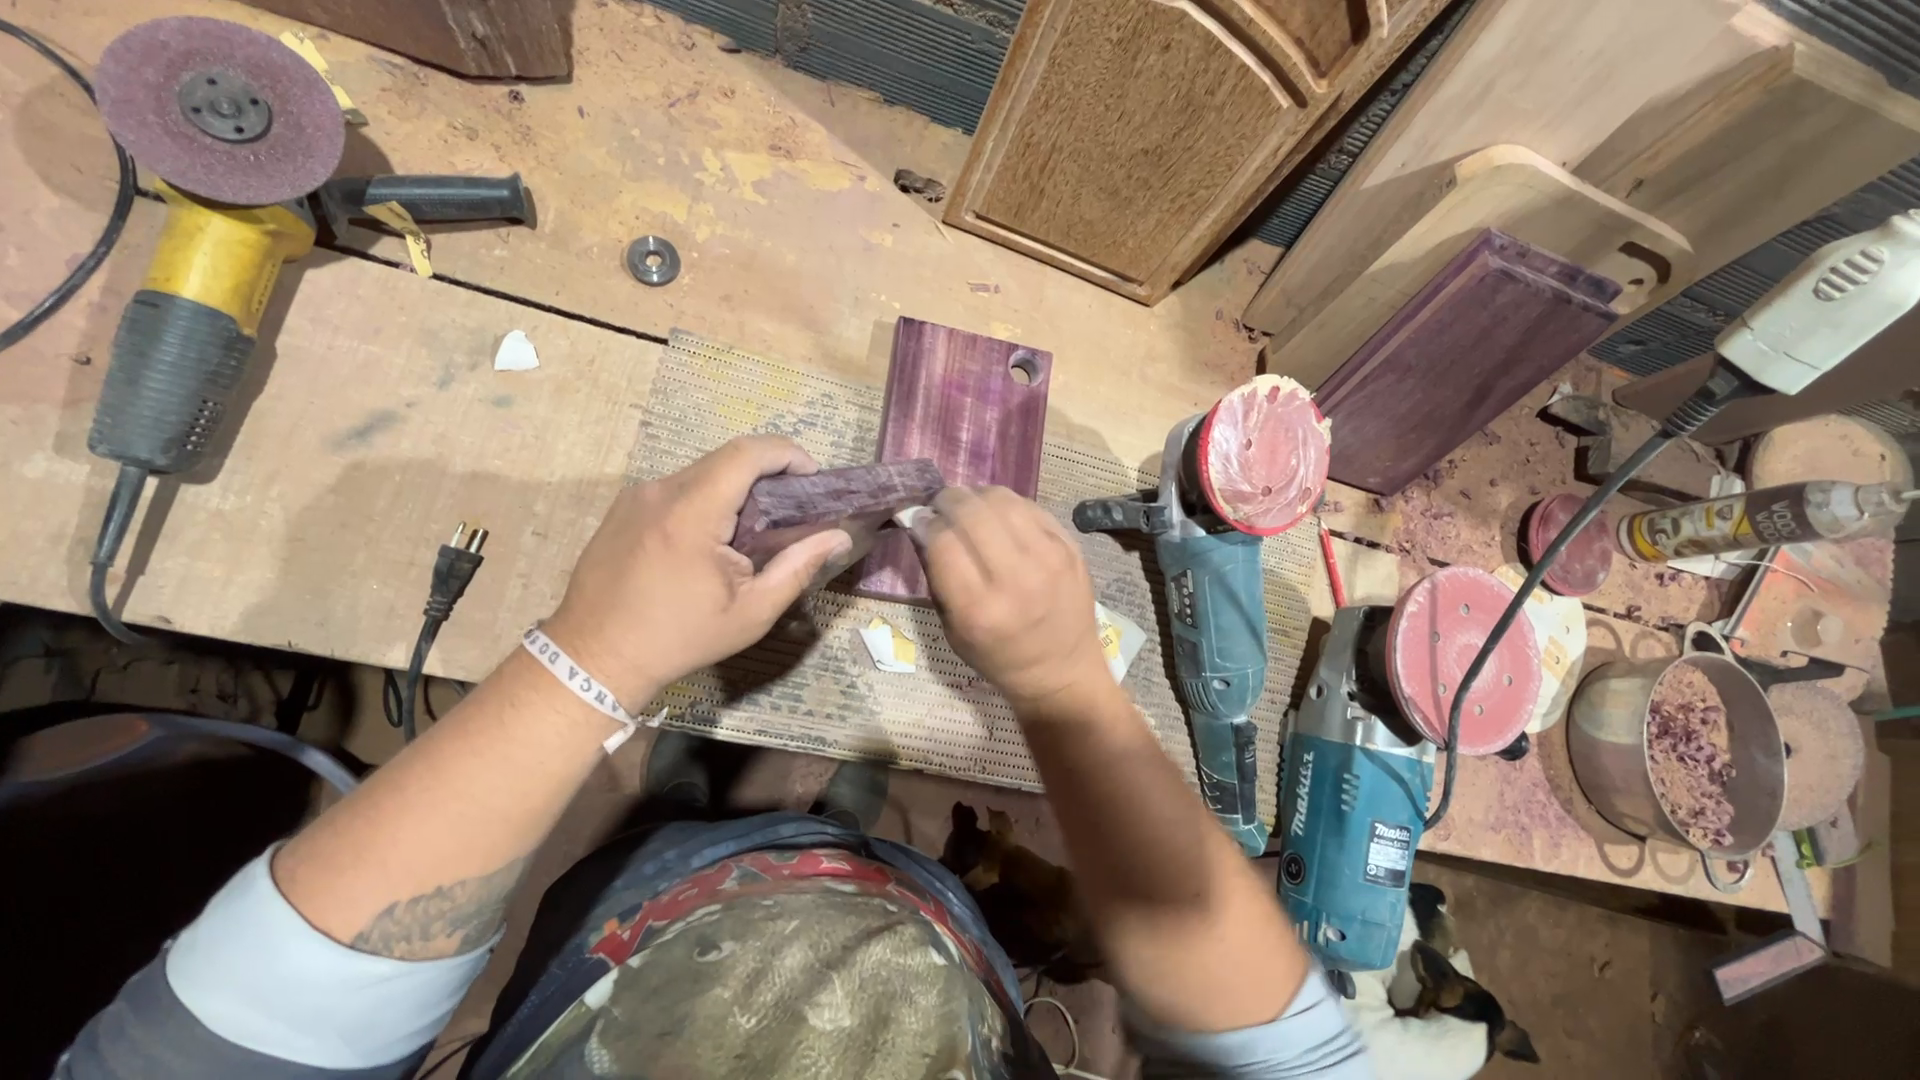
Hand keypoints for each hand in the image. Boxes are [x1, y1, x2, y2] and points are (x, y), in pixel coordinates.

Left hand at [544, 436, 852, 704]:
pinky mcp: (623, 509)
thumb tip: (838, 537)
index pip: (747, 453)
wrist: (594, 658)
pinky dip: (705, 500)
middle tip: (792, 510)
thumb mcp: (750, 612)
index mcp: (692, 513)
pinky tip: (712, 541)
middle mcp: (660, 491)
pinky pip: (676, 490)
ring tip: (753, 531)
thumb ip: (798, 567)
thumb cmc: (679, 639)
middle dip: (766, 474)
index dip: (787, 454)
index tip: (812, 479)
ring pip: (700, 473)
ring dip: (734, 489)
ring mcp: (635, 497)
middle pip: (725, 459)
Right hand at [913, 486, 1112, 713]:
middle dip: (948, 501)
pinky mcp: (1069, 547)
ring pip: (1001, 500)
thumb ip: (936, 576)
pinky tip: (999, 516)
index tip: (921, 521)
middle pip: (971, 512)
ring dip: (977, 496)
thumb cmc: (998, 656)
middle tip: (941, 507)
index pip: (942, 541)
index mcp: (978, 608)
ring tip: (969, 506)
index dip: (926, 523)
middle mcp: (1015, 578)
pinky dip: (1007, 505)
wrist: (1061, 670)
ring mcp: (1048, 558)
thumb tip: (922, 523)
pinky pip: (1030, 506)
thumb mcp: (952, 630)